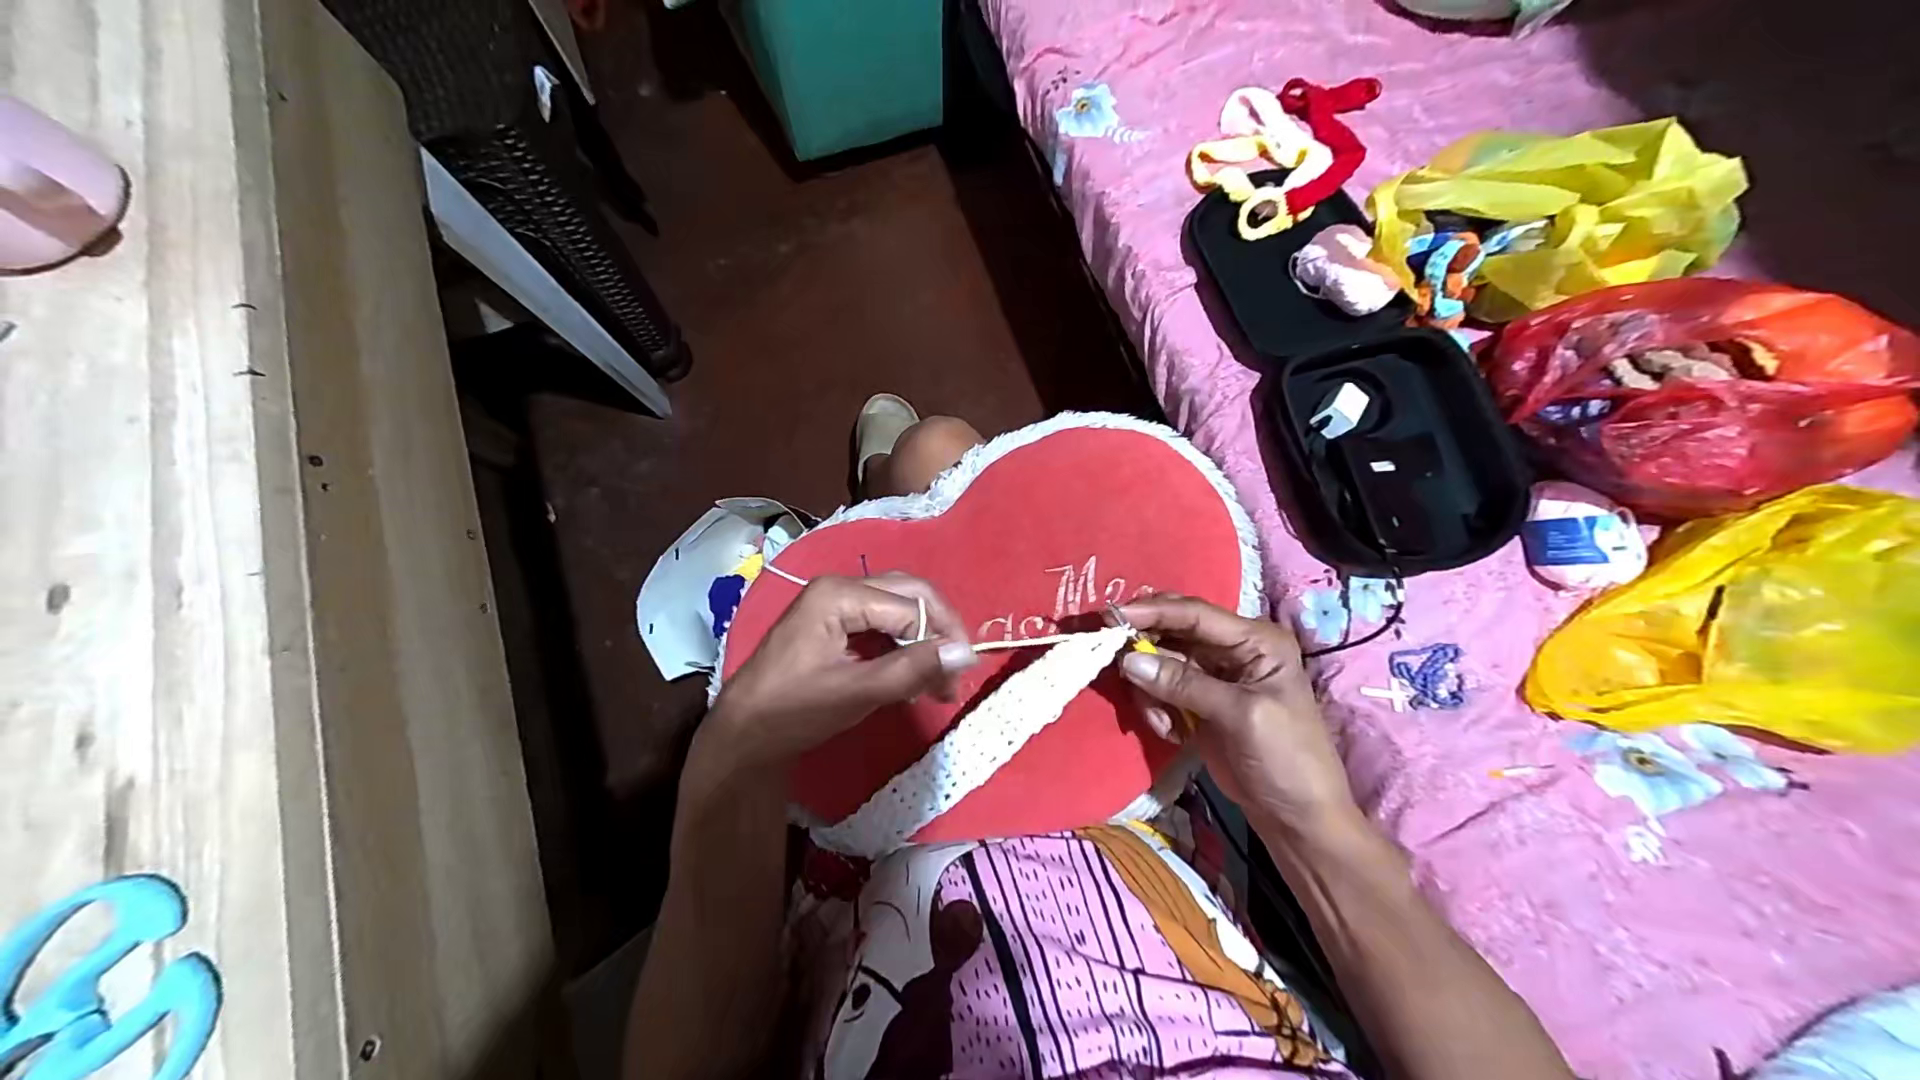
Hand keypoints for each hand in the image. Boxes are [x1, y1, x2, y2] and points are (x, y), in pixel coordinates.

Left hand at [699, 574, 976, 777]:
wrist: (742, 735)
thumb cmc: (793, 710)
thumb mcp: (857, 692)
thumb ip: (912, 670)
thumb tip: (966, 653)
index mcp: (839, 594)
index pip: (911, 606)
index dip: (942, 639)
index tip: (958, 680)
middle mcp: (839, 587)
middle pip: (909, 595)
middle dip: (938, 632)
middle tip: (955, 673)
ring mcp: (834, 603)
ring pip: (899, 608)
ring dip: (923, 641)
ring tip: (937, 683)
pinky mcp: (834, 623)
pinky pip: (882, 623)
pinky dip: (903, 646)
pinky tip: (912, 675)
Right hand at [1115, 594, 1361, 840]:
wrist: (1296, 817)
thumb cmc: (1286, 759)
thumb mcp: (1239, 716)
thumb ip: (1184, 684)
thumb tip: (1128, 660)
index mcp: (1255, 640)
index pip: (1195, 614)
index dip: (1152, 611)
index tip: (1111, 615)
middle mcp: (1232, 648)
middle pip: (1172, 630)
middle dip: (1143, 645)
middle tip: (1113, 657)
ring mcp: (1212, 674)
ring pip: (1159, 660)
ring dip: (1150, 688)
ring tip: (1162, 722)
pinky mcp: (1197, 700)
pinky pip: (1160, 688)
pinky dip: (1155, 706)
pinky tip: (1172, 733)